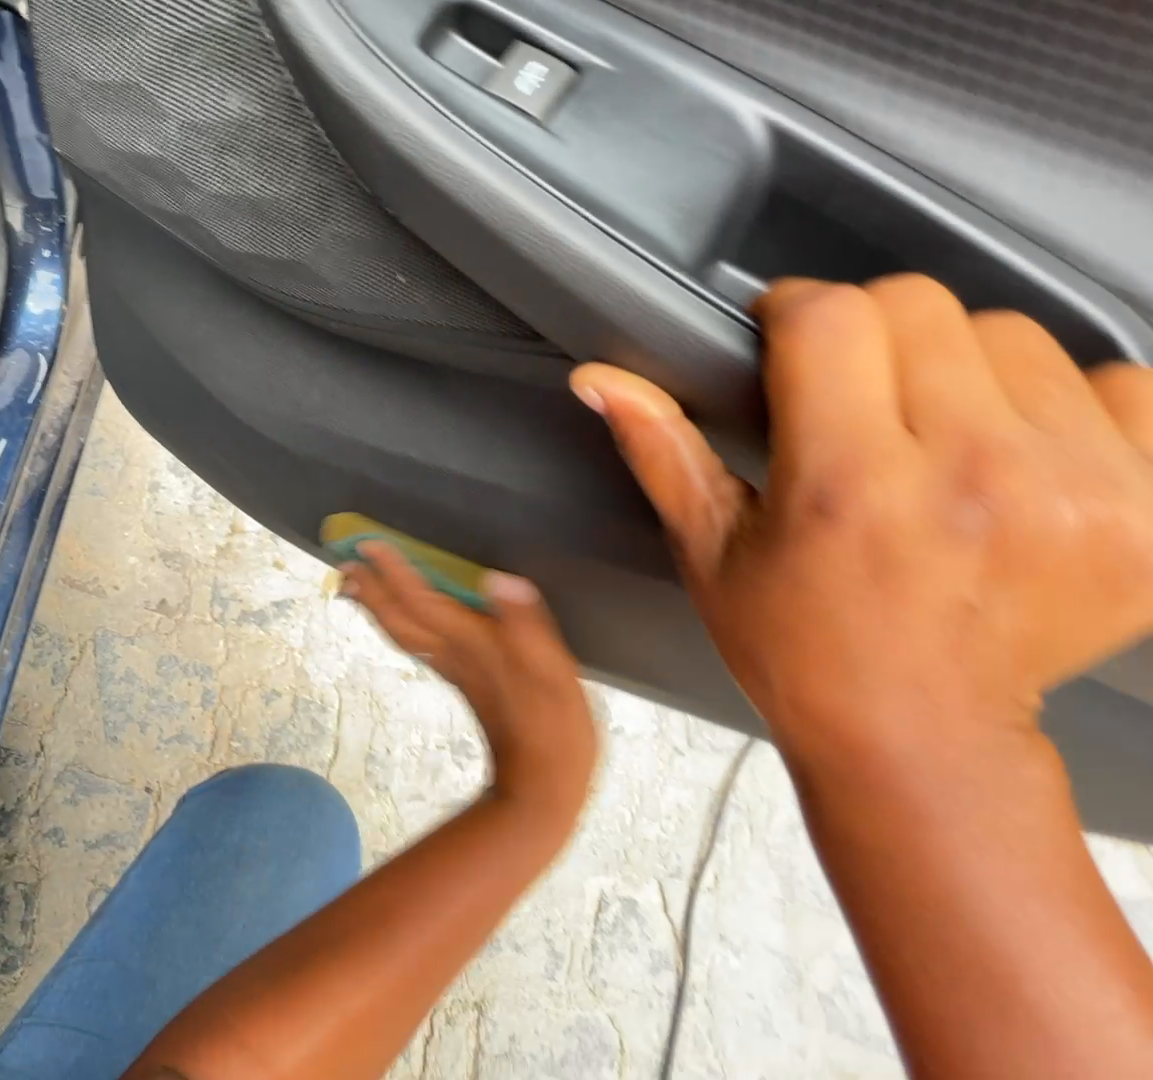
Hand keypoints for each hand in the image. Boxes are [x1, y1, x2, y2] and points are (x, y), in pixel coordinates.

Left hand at [341, 542, 597, 822]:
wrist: (539, 784)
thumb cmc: (554, 725)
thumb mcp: (554, 670)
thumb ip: (525, 623)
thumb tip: (496, 579)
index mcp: (471, 642)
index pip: (421, 599)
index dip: (395, 571)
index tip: (368, 545)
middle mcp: (451, 652)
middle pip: (398, 616)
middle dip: (370, 588)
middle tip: (342, 561)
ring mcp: (451, 669)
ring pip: (399, 632)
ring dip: (373, 607)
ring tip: (352, 585)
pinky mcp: (459, 681)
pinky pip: (413, 643)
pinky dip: (395, 625)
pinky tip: (395, 621)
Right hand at [571, 274, 1152, 760]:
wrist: (917, 732)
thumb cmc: (798, 646)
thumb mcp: (707, 548)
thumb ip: (661, 449)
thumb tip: (599, 380)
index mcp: (846, 488)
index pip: (832, 318)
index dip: (795, 310)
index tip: (784, 334)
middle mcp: (971, 478)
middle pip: (924, 307)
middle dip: (870, 334)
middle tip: (846, 398)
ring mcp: (1078, 493)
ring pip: (1017, 335)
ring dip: (959, 369)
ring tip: (925, 440)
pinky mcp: (1151, 511)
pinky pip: (1120, 383)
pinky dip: (1060, 404)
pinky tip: (1008, 461)